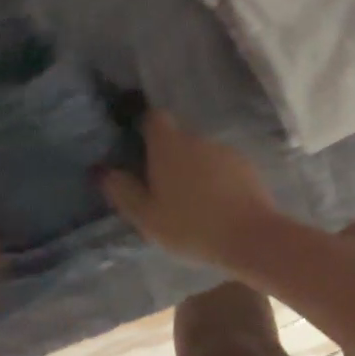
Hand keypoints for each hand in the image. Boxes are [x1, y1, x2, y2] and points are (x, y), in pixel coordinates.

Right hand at [98, 110, 284, 267]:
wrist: (251, 237)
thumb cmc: (191, 226)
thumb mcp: (146, 216)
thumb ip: (122, 191)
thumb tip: (103, 170)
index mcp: (170, 145)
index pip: (154, 118)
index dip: (145, 129)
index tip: (138, 150)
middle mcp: (199, 140)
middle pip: (178, 139)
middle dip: (169, 158)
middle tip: (161, 191)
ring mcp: (227, 152)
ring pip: (202, 155)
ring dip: (194, 171)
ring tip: (191, 205)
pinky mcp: (248, 168)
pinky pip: (223, 168)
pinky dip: (216, 181)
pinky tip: (216, 208)